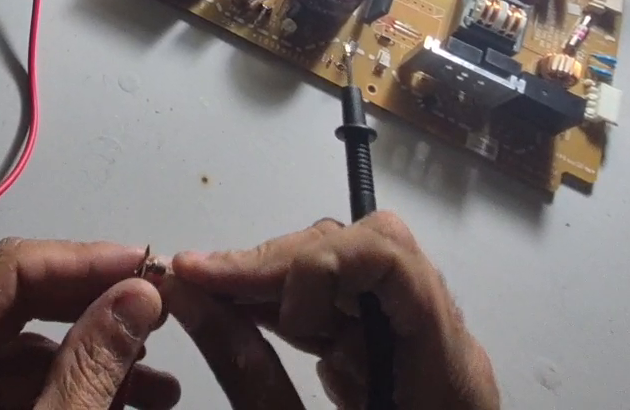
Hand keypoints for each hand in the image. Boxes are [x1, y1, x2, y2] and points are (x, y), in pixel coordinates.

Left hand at [0, 239, 178, 409]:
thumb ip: (89, 371)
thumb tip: (138, 295)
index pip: (9, 272)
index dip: (81, 259)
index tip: (143, 263)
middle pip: (17, 301)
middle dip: (92, 303)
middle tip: (157, 304)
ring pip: (24, 346)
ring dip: (91, 352)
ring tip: (159, 372)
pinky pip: (18, 385)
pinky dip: (71, 388)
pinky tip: (127, 404)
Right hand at [166, 213, 497, 409]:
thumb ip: (251, 376)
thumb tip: (186, 295)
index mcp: (443, 373)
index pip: (386, 259)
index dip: (306, 256)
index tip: (231, 276)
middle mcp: (434, 340)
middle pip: (354, 252)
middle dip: (271, 265)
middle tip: (201, 280)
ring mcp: (409, 343)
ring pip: (335, 268)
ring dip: (267, 281)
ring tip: (208, 293)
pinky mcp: (381, 352)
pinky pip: (328, 302)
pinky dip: (278, 304)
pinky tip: (238, 313)